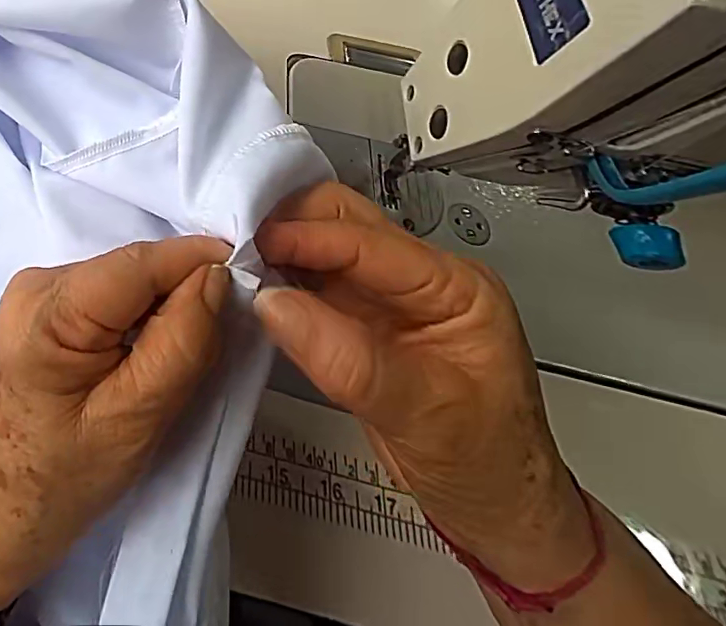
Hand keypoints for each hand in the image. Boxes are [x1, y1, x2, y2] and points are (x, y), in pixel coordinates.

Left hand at [0, 237, 232, 615]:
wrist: (12, 489)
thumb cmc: (69, 471)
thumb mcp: (136, 419)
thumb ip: (179, 345)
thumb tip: (215, 278)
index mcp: (46, 313)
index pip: (133, 264)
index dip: (194, 260)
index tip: (249, 270)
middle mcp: (36, 284)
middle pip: (128, 266)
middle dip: (182, 284)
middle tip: (227, 320)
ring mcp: (35, 287)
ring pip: (122, 275)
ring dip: (161, 299)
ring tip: (186, 342)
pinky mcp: (44, 298)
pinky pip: (108, 287)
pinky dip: (139, 308)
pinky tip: (149, 343)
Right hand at [252, 182, 595, 591]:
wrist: (490, 509)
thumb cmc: (485, 466)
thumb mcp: (421, 415)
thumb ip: (346, 359)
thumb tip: (272, 303)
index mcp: (453, 286)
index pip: (366, 241)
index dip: (305, 237)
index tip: (252, 245)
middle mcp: (413, 275)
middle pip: (340, 216)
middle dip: (285, 222)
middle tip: (238, 244)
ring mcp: (377, 291)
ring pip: (315, 237)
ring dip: (274, 243)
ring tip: (235, 261)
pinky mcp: (348, 310)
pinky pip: (302, 272)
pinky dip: (272, 270)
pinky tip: (249, 283)